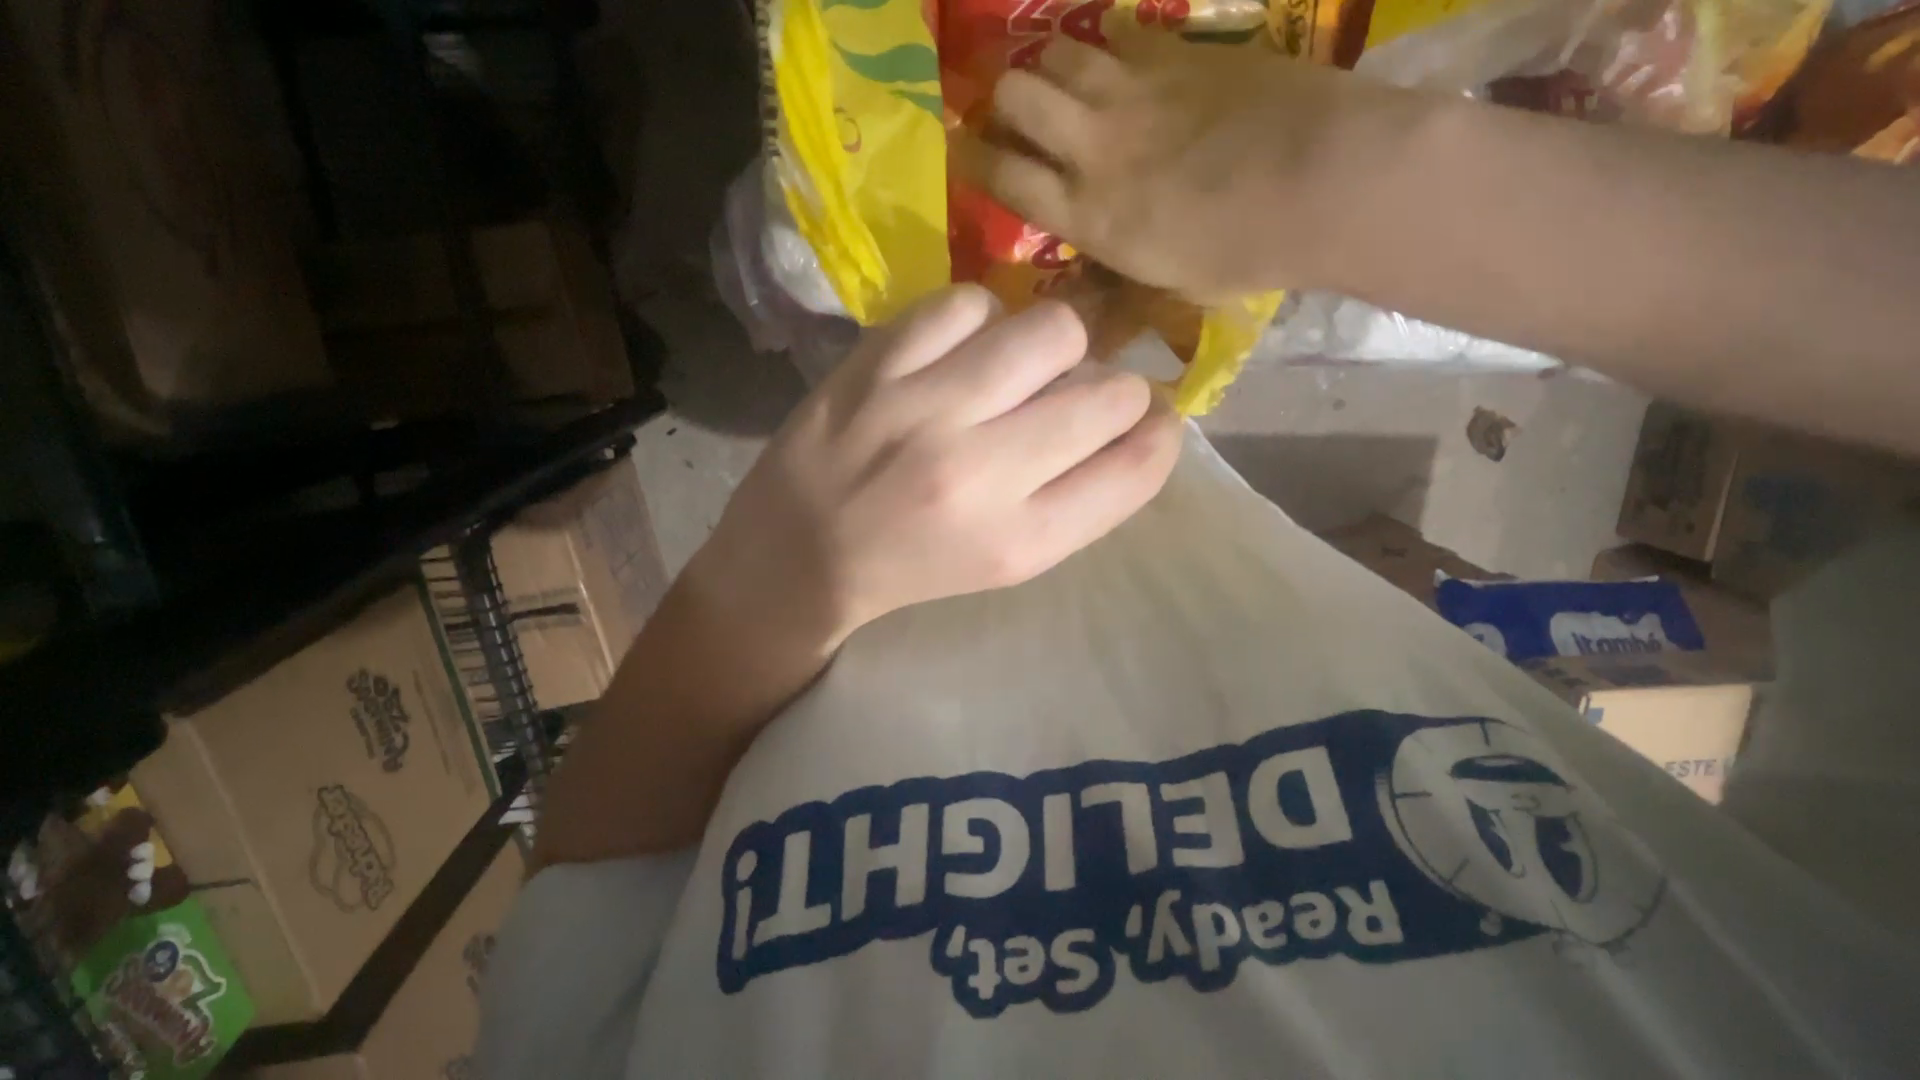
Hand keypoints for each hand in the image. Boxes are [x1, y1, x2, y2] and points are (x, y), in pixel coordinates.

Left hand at [689, 285, 1181, 649]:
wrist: (799, 551)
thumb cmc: (917, 561)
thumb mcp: (1012, 558)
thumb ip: (1085, 494)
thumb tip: (1147, 414)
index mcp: (1022, 540)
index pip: (1138, 464)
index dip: (1160, 430)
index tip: (1146, 420)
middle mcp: (980, 473)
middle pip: (1110, 393)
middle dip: (1113, 390)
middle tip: (1075, 397)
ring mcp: (924, 409)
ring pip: (1051, 331)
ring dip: (1053, 348)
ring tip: (1019, 371)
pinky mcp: (878, 362)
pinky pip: (970, 303)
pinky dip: (981, 322)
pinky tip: (963, 352)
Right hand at [961, 38, 1425, 300]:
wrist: (1325, 182)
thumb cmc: (1248, 253)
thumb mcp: (1168, 284)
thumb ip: (1118, 268)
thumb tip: (1094, 283)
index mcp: (1089, 215)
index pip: (1003, 174)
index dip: (974, 158)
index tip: (966, 152)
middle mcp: (1094, 145)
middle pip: (1014, 93)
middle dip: (1005, 99)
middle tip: (1017, 112)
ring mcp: (1133, 90)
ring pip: (1057, 49)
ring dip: (1050, 64)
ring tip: (1065, 81)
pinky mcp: (1176, 52)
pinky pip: (1118, 30)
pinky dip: (1110, 44)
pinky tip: (1123, 58)